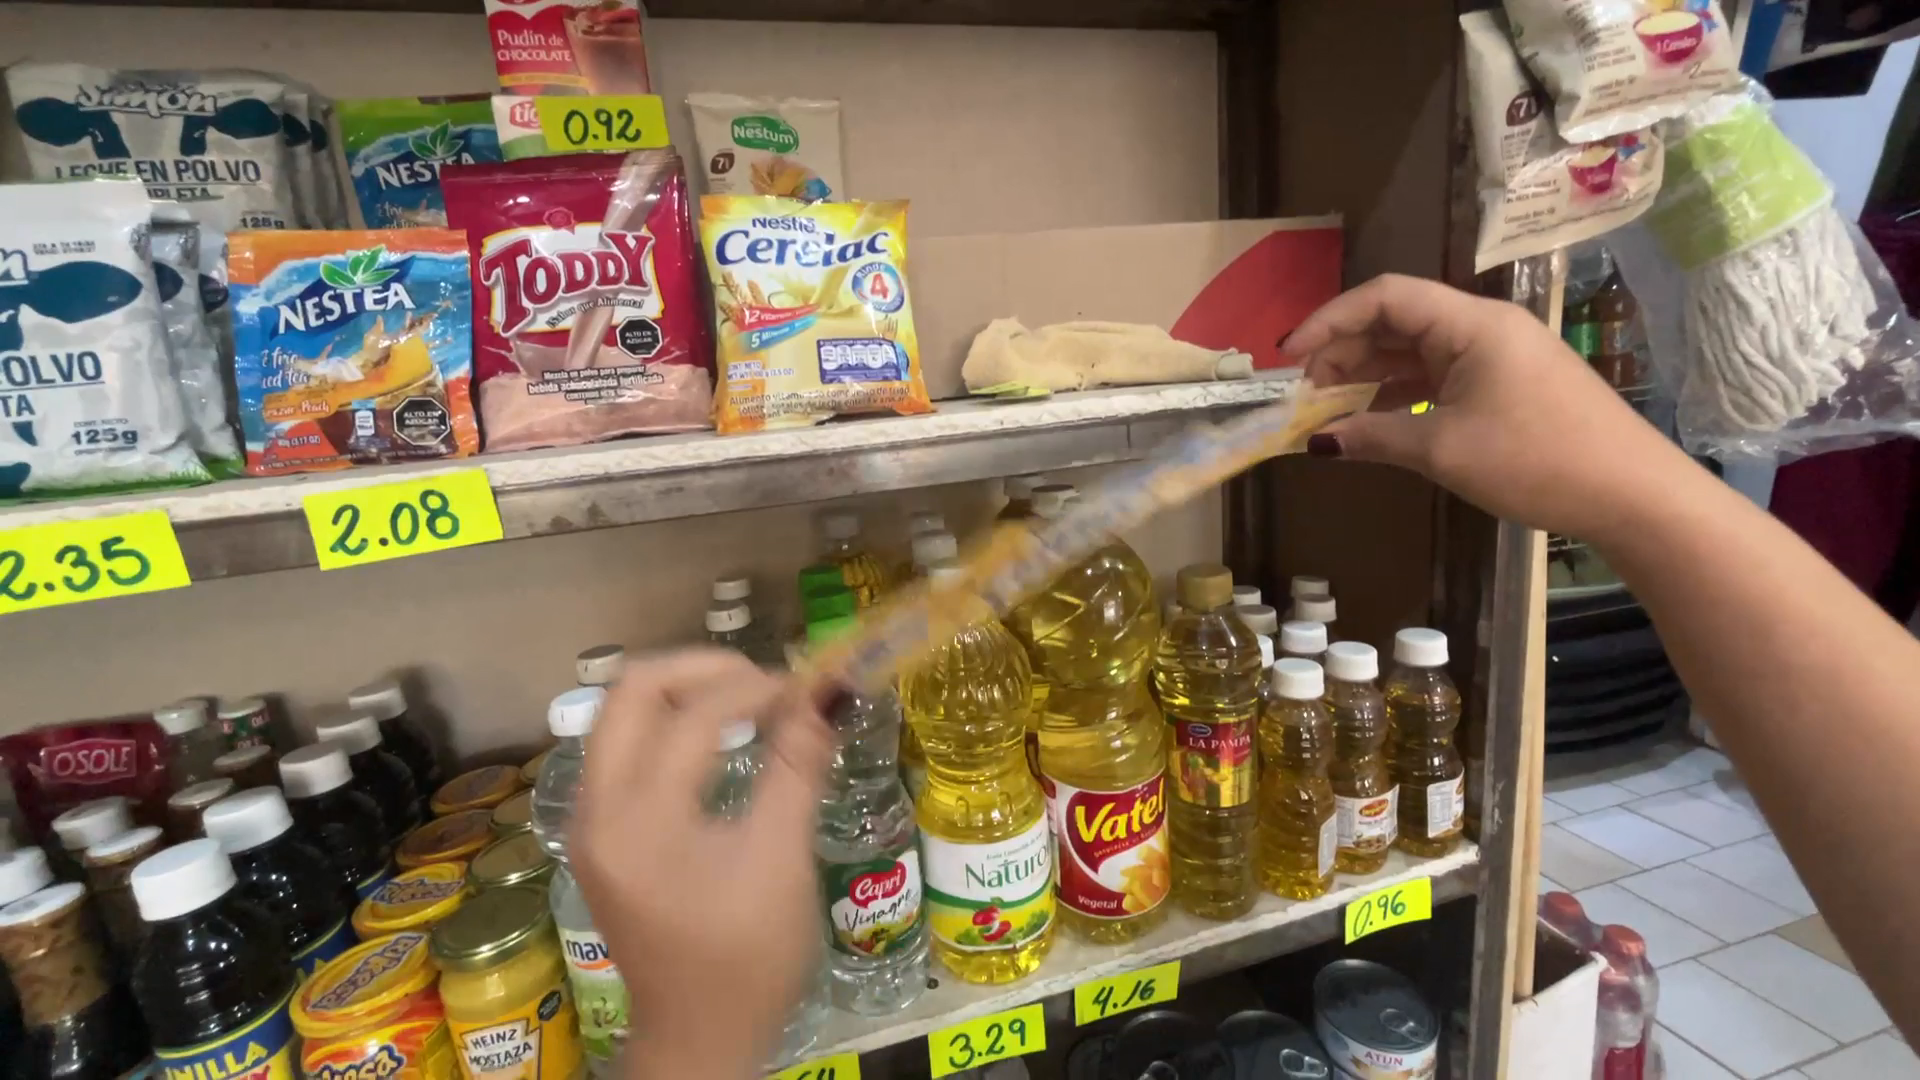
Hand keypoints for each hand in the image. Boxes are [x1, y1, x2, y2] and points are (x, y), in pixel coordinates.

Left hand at [571, 648, 834, 1079]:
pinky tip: (719, 734)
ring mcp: (590, 819)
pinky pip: (625, 744)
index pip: (694, 715)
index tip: (809, 690)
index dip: (759, 688)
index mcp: (639, 820)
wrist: (699, 1041)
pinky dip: (671, 720)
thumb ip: (799, 765)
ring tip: (748, 700)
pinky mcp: (601, 830)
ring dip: (684, 690)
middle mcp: (597, 809)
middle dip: (703, 669)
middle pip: (631, 690)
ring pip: (622, 711)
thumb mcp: (781, 858)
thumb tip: (828, 691)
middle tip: (765, 681)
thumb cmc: (747, 958)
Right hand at [1283, 274, 1693, 540]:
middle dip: (1340, 352)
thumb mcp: (1442, 449)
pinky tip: (1365, 419)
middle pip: (1392, 323)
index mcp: (1472, 325)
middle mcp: (1479, 329)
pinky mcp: (1495, 386)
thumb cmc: (1537, 459)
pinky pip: (1428, 378)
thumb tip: (1316, 441)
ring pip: (1408, 352)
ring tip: (1322, 408)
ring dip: (1362, 376)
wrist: (1632, 494)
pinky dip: (1390, 395)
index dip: (1328, 321)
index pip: (1385, 298)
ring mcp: (1489, 358)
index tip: (1288, 358)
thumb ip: (1372, 436)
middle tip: (1301, 394)